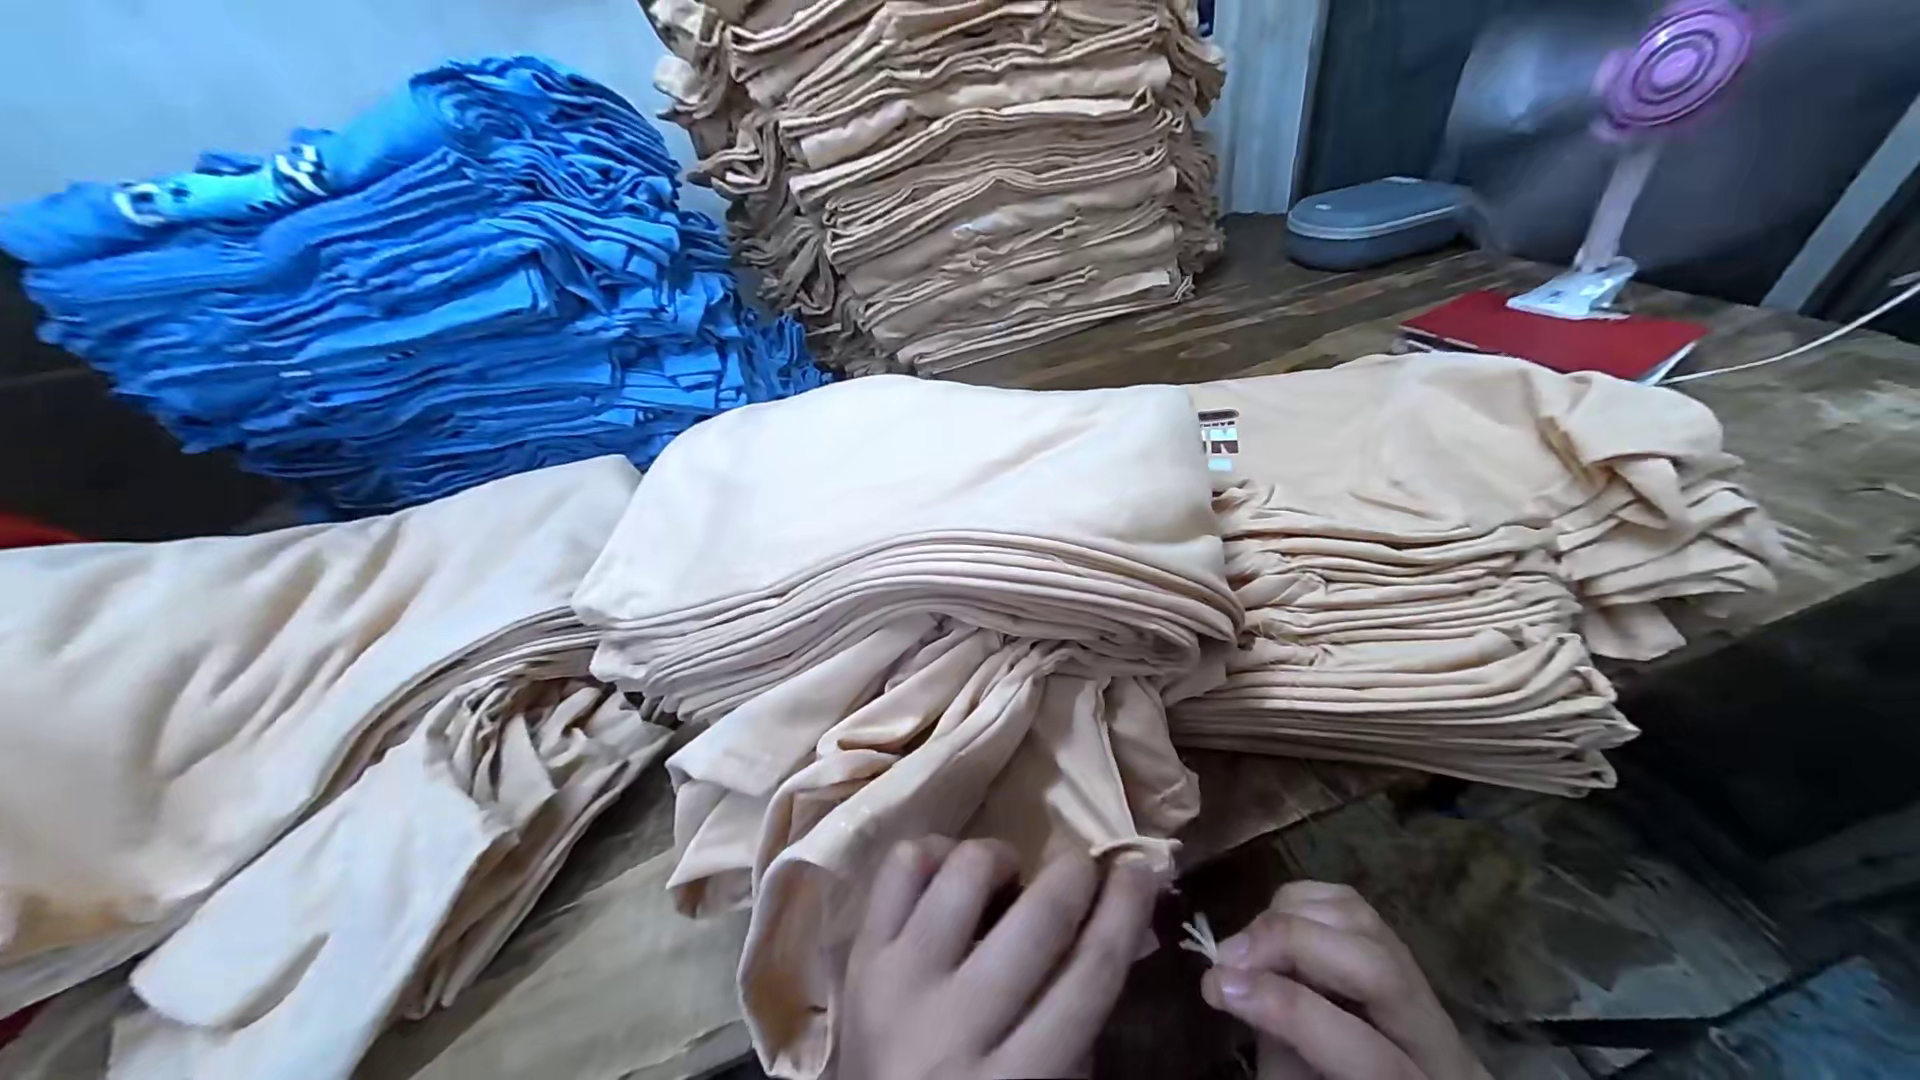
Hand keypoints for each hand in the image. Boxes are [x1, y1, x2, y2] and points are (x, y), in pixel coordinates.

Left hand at [838, 837, 1159, 1079]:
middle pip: (1036, 920)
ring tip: (1008, 872)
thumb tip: (1115, 920)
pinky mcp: (862, 955)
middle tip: (1080, 865)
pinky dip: (934, 851)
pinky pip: (900, 869)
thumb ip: (1079, 1015)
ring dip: (1000, 856)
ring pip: (963, 876)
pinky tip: (949, 871)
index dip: (1124, 911)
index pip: (1089, 975)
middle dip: (1073, 874)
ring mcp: (901, 983)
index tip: (1139, 869)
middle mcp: (956, 1028)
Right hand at [1200, 882, 1491, 1079]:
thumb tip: (1234, 982)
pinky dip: (1297, 901)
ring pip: (1362, 922)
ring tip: (1244, 944)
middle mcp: (1442, 1041)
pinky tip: (1269, 924)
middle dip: (1288, 945)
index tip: (1217, 986)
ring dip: (1286, 918)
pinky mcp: (1397, 946)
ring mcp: (1425, 986)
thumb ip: (1277, 1043)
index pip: (1372, 1056)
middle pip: (1376, 969)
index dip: (1288, 1011)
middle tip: (1226, 955)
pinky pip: (1348, 902)